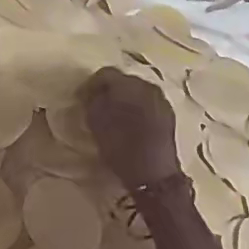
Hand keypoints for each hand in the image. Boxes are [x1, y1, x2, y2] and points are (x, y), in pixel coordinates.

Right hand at [79, 68, 180, 190]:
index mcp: (128, 84)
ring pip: (137, 91)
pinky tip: (130, 123)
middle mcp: (148, 85)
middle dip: (108, 91)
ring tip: (112, 115)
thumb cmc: (120, 147)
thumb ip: (92, 101)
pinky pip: (148, 103)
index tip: (79, 99)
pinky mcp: (169, 114)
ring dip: (124, 99)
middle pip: (123, 80)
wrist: (154, 174)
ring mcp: (161, 99)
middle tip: (95, 105)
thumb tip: (92, 94)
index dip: (89, 85)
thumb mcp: (96, 122)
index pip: (105, 74)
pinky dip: (137, 108)